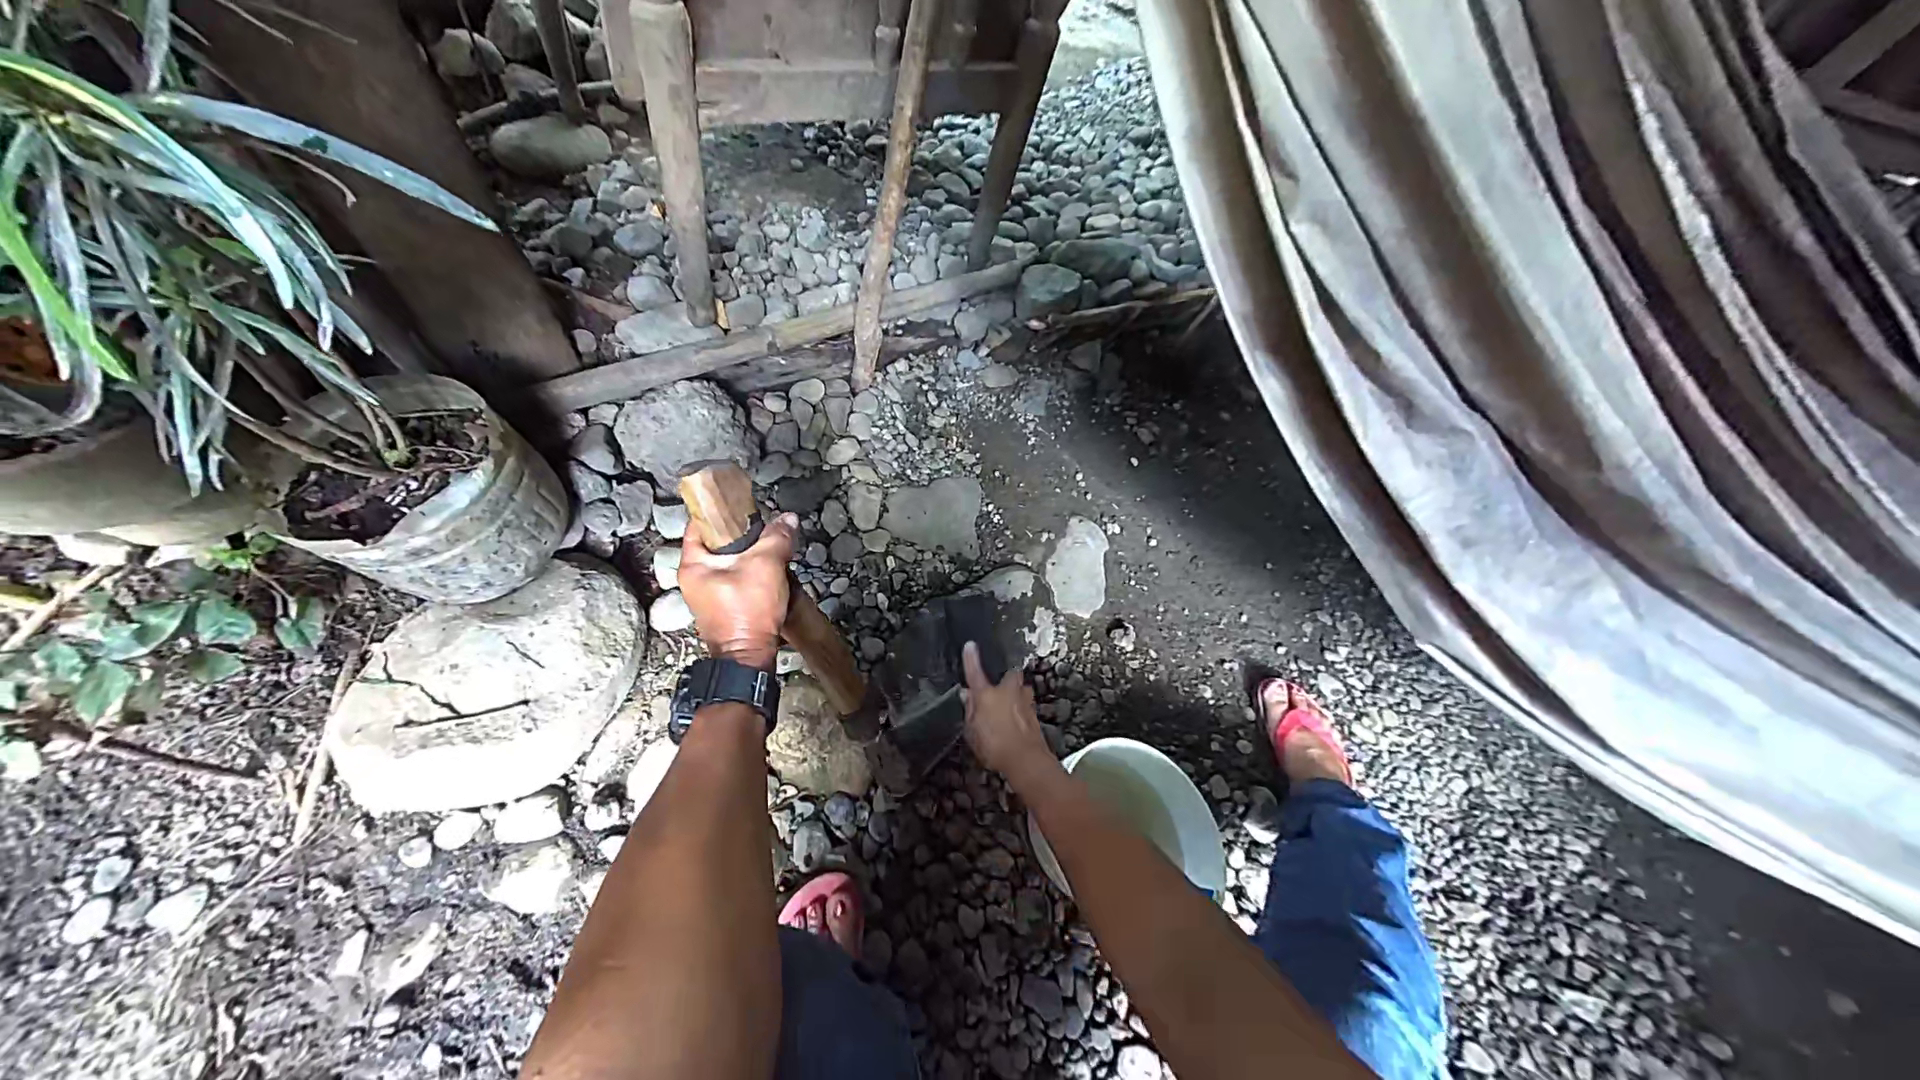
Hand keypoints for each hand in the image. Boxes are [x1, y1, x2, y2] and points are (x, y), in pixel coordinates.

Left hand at [678, 512, 798, 670]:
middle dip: (743, 536)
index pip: (700, 524)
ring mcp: (708, 595)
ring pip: (730, 563)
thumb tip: (788, 519)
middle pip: (719, 543)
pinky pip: (737, 580)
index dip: (721, 511)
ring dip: (750, 557)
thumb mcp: (767, 565)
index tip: (740, 505)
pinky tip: (770, 575)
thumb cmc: (747, 613)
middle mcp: (694, 579)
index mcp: (693, 564)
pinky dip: (752, 574)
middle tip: (763, 531)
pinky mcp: (724, 606)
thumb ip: (777, 537)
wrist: (749, 656)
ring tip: (770, 553)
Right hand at [961, 641, 1057, 790]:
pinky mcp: (1035, 714)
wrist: (1026, 759)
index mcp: (986, 695)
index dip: (971, 659)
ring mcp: (1024, 701)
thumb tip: (967, 695)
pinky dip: (1021, 709)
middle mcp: (1007, 692)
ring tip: (1008, 706)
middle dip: (1005, 678)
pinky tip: (1016, 721)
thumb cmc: (994, 746)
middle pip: (1009, 675)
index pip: (975, 672)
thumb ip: (970, 710)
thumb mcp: (972, 731)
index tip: (970, 645)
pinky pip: (1026, 705)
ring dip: (1016, 694)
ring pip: (1021, 689)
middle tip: (998, 688)